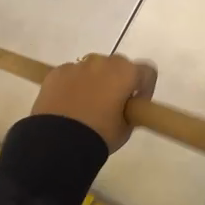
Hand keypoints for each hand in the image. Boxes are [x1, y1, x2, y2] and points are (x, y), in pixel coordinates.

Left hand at [31, 54, 156, 151]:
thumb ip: (131, 111)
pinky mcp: (56, 73)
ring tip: (87, 105)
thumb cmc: (100, 135)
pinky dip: (73, 85)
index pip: (147, 72)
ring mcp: (77, 66)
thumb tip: (126, 108)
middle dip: (118, 80)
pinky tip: (69, 105)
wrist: (58, 142)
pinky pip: (71, 75)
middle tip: (113, 103)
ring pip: (93, 68)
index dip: (145, 87)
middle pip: (119, 65)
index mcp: (126, 73)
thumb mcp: (126, 128)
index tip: (137, 104)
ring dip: (95, 81)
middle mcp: (103, 62)